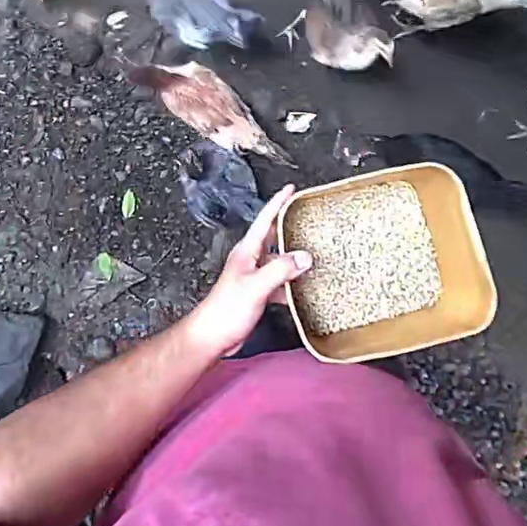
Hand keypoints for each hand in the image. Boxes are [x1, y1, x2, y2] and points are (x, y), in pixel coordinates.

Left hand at [184, 185, 312, 357]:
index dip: (278, 202)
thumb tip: (304, 256)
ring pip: (278, 259)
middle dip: (289, 225)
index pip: (265, 219)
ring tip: (313, 251)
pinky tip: (304, 288)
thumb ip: (281, 269)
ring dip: (294, 256)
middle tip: (307, 216)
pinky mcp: (258, 292)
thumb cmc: (226, 309)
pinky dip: (292, 282)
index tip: (291, 189)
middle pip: (273, 236)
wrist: (213, 336)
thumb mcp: (256, 286)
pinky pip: (280, 281)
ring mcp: (254, 275)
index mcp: (247, 251)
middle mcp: (250, 259)